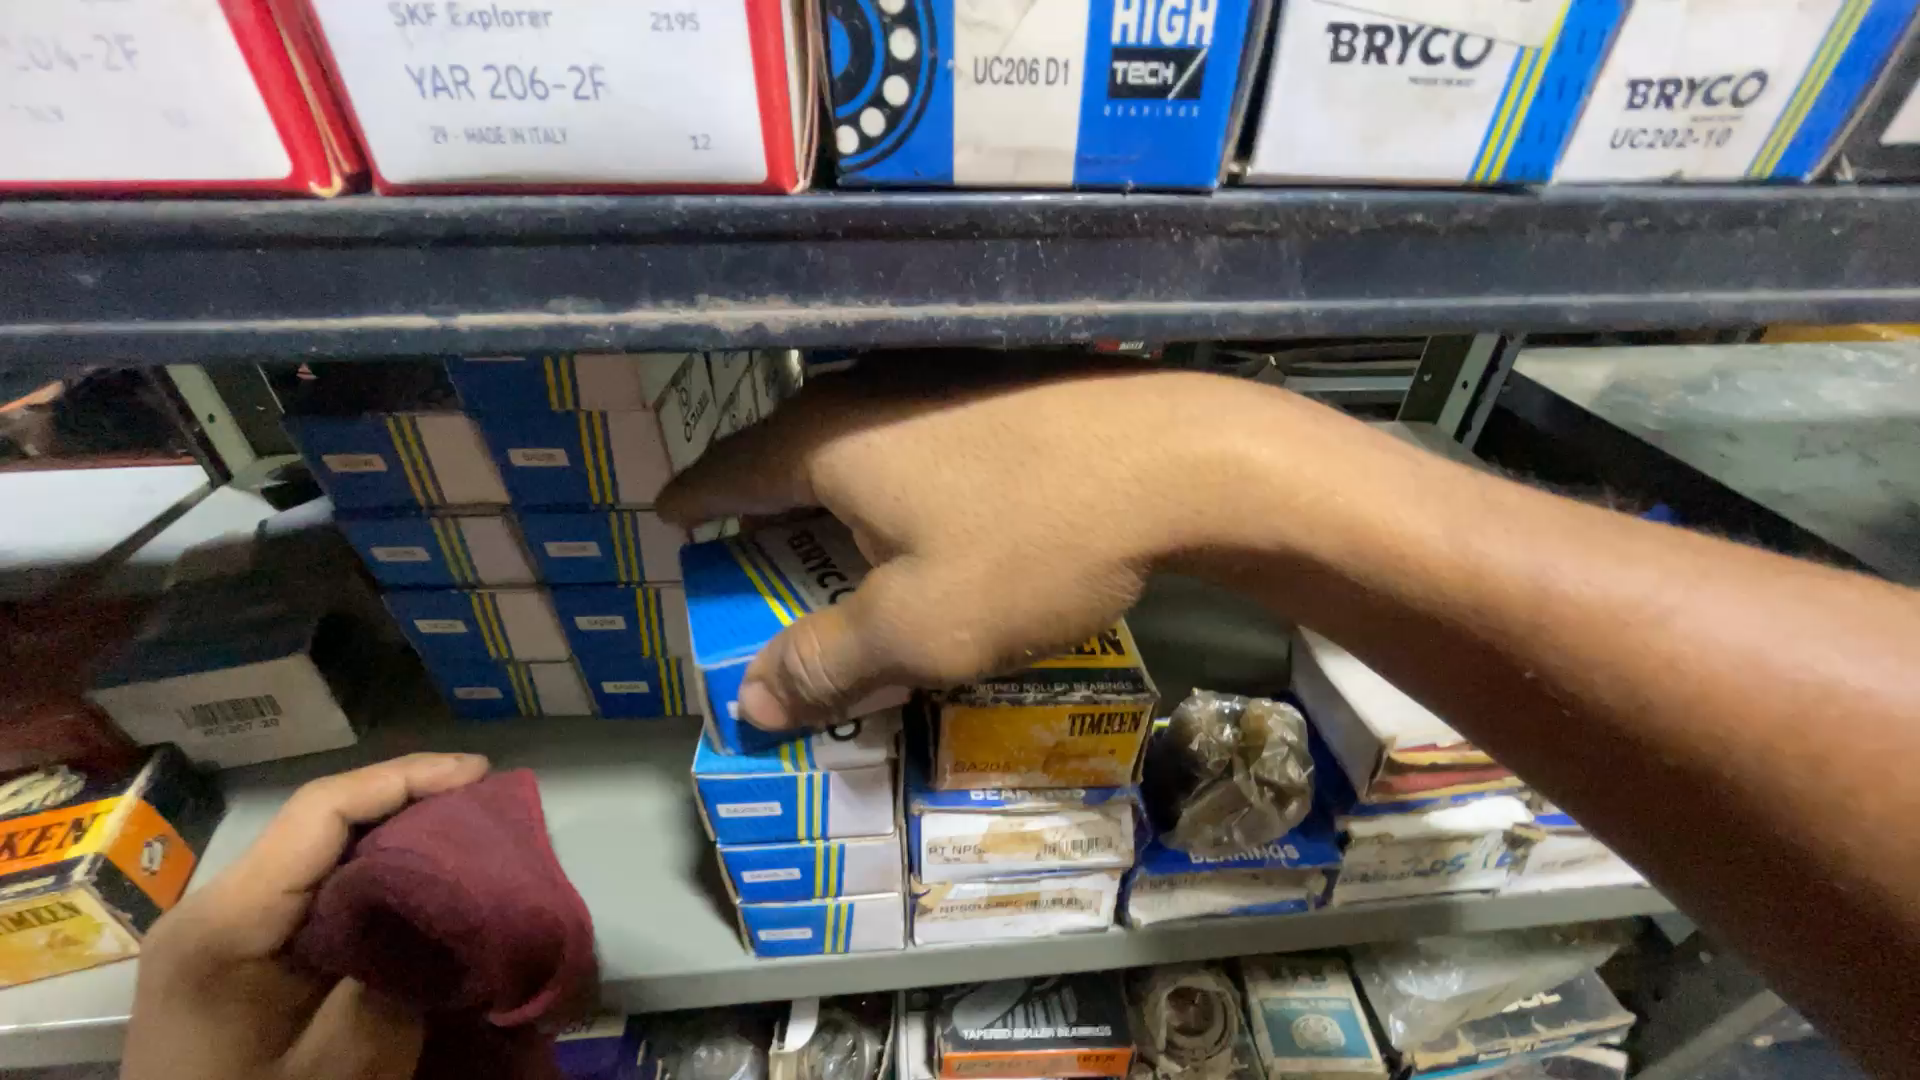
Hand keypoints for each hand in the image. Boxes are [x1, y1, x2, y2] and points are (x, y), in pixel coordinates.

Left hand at [124, 753, 490, 1079]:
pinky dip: (379, 854)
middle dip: (412, 792)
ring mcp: (224, 919)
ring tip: (467, 819)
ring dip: (400, 821)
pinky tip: (424, 862)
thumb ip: (402, 957)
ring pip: (324, 838)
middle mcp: (216, 903)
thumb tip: (456, 886)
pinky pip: (318, 871)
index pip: (323, 810)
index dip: (407, 777)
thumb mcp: (350, 1051)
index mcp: (227, 922)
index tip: (481, 774)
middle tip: (485, 796)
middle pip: (324, 815)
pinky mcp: (242, 937)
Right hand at [658, 355, 1300, 732]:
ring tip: (844, 564)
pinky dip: (900, 495)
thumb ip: (825, 662)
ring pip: (859, 458)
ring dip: (841, 513)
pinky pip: (916, 451)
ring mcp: (937, 383)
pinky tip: (930, 527)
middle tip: (761, 573)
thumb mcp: (918, 625)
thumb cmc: (1029, 541)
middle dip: (769, 524)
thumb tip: (749, 702)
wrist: (1178, 461)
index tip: (672, 525)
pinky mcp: (994, 391)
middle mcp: (867, 396)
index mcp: (825, 442)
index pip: (724, 474)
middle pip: (789, 464)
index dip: (693, 507)